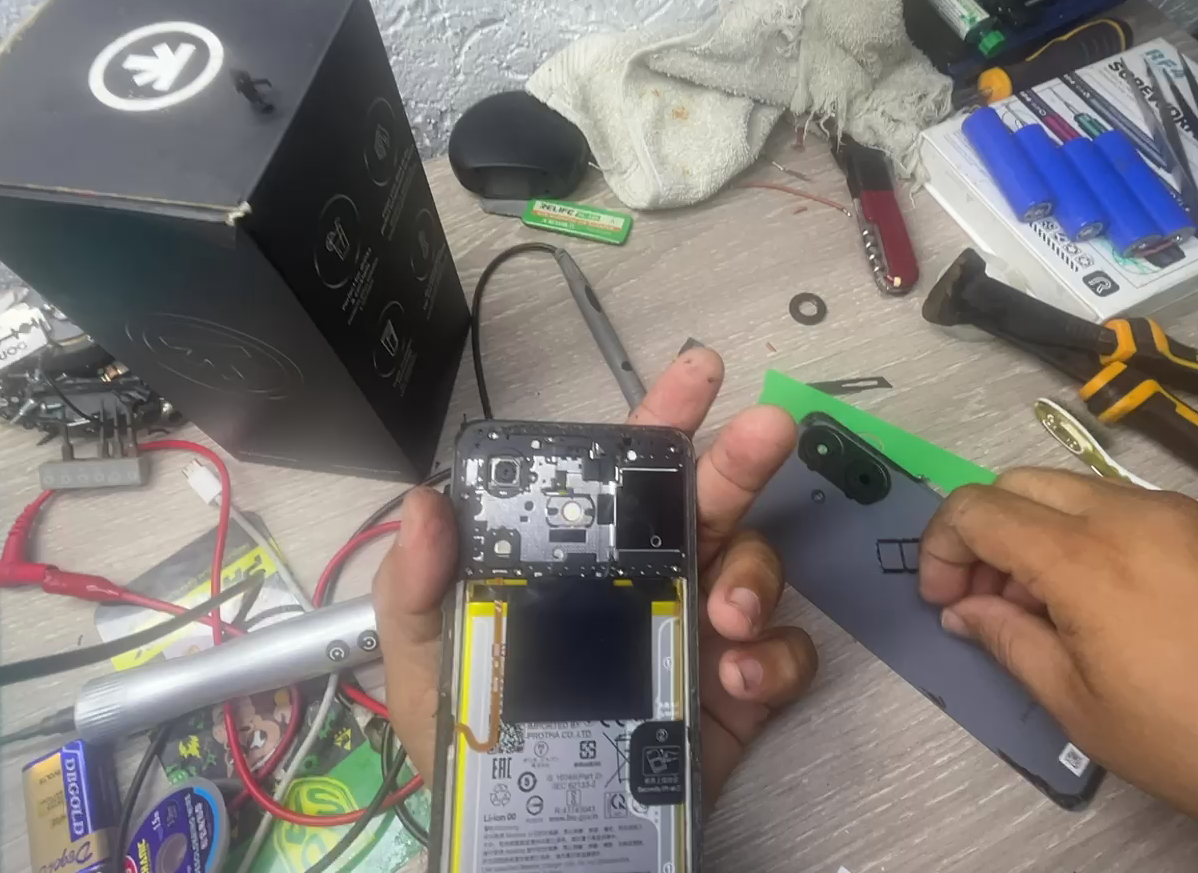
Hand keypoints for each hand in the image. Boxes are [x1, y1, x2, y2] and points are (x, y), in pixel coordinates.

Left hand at [373, 347, 818, 803]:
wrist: (533, 838)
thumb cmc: (473, 727)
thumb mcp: (425, 648)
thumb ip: (416, 578)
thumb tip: (426, 503)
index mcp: (586, 552)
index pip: (625, 472)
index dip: (662, 416)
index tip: (699, 372)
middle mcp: (651, 572)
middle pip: (707, 498)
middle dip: (741, 455)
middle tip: (769, 428)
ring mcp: (699, 625)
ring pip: (754, 564)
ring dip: (756, 574)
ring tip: (727, 614)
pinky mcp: (736, 688)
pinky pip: (781, 654)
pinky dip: (775, 657)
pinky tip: (737, 679)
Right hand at [919, 468, 1197, 871]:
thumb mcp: (1083, 709)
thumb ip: (1007, 641)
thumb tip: (964, 610)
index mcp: (1085, 556)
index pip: (975, 509)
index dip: (940, 547)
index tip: (944, 600)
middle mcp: (1129, 512)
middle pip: (1017, 484)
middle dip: (983, 533)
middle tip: (989, 597)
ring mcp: (1183, 514)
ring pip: (1071, 490)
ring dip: (1036, 532)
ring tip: (1051, 602)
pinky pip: (1127, 508)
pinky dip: (1090, 535)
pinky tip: (1116, 598)